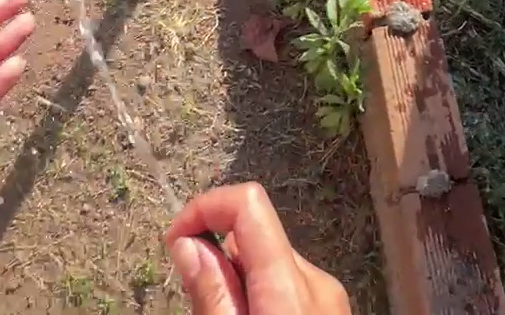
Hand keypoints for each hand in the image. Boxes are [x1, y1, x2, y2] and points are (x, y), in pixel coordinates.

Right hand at [164, 183, 350, 314]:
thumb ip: (212, 295)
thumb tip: (185, 242)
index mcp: (293, 283)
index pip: (249, 201)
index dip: (206, 207)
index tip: (175, 241)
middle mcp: (316, 278)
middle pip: (255, 235)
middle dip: (216, 254)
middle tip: (193, 300)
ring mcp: (329, 295)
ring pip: (267, 262)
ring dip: (235, 279)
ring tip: (219, 314)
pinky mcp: (330, 311)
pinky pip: (284, 286)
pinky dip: (256, 295)